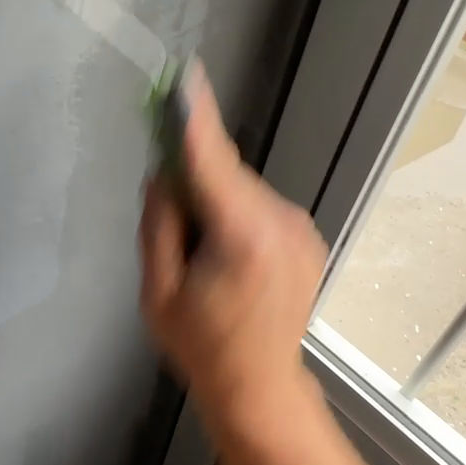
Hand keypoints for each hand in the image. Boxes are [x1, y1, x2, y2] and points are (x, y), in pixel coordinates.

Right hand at [139, 62, 327, 429]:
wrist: (257, 386)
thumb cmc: (199, 346)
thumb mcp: (157, 293)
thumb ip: (158, 228)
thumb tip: (163, 177)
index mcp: (242, 237)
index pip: (212, 164)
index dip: (194, 121)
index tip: (185, 77)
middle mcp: (282, 222)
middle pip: (226, 179)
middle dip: (194, 188)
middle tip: (171, 230)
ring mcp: (301, 230)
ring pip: (243, 195)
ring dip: (216, 209)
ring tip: (204, 263)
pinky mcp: (307, 239)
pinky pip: (260, 212)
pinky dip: (236, 222)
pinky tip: (228, 264)